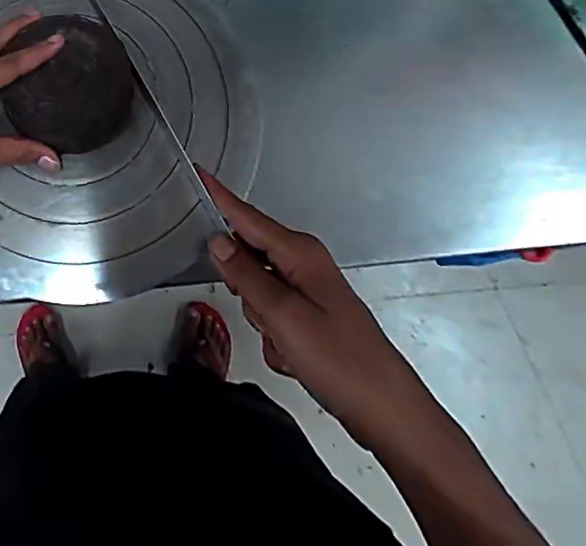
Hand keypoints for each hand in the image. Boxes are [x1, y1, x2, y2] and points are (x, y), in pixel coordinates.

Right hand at [201, 169, 423, 442]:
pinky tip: (292, 354)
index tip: (198, 173)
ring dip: (260, 315)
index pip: (247, 216)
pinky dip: (273, 333)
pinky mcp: (307, 313)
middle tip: (260, 314)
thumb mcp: (284, 316)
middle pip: (248, 254)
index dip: (220, 196)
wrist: (386, 411)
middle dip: (242, 284)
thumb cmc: (342, 361)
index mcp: (300, 253)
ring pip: (256, 287)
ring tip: (285, 342)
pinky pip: (270, 312)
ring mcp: (306, 288)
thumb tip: (217, 241)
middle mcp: (303, 263)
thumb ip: (245, 276)